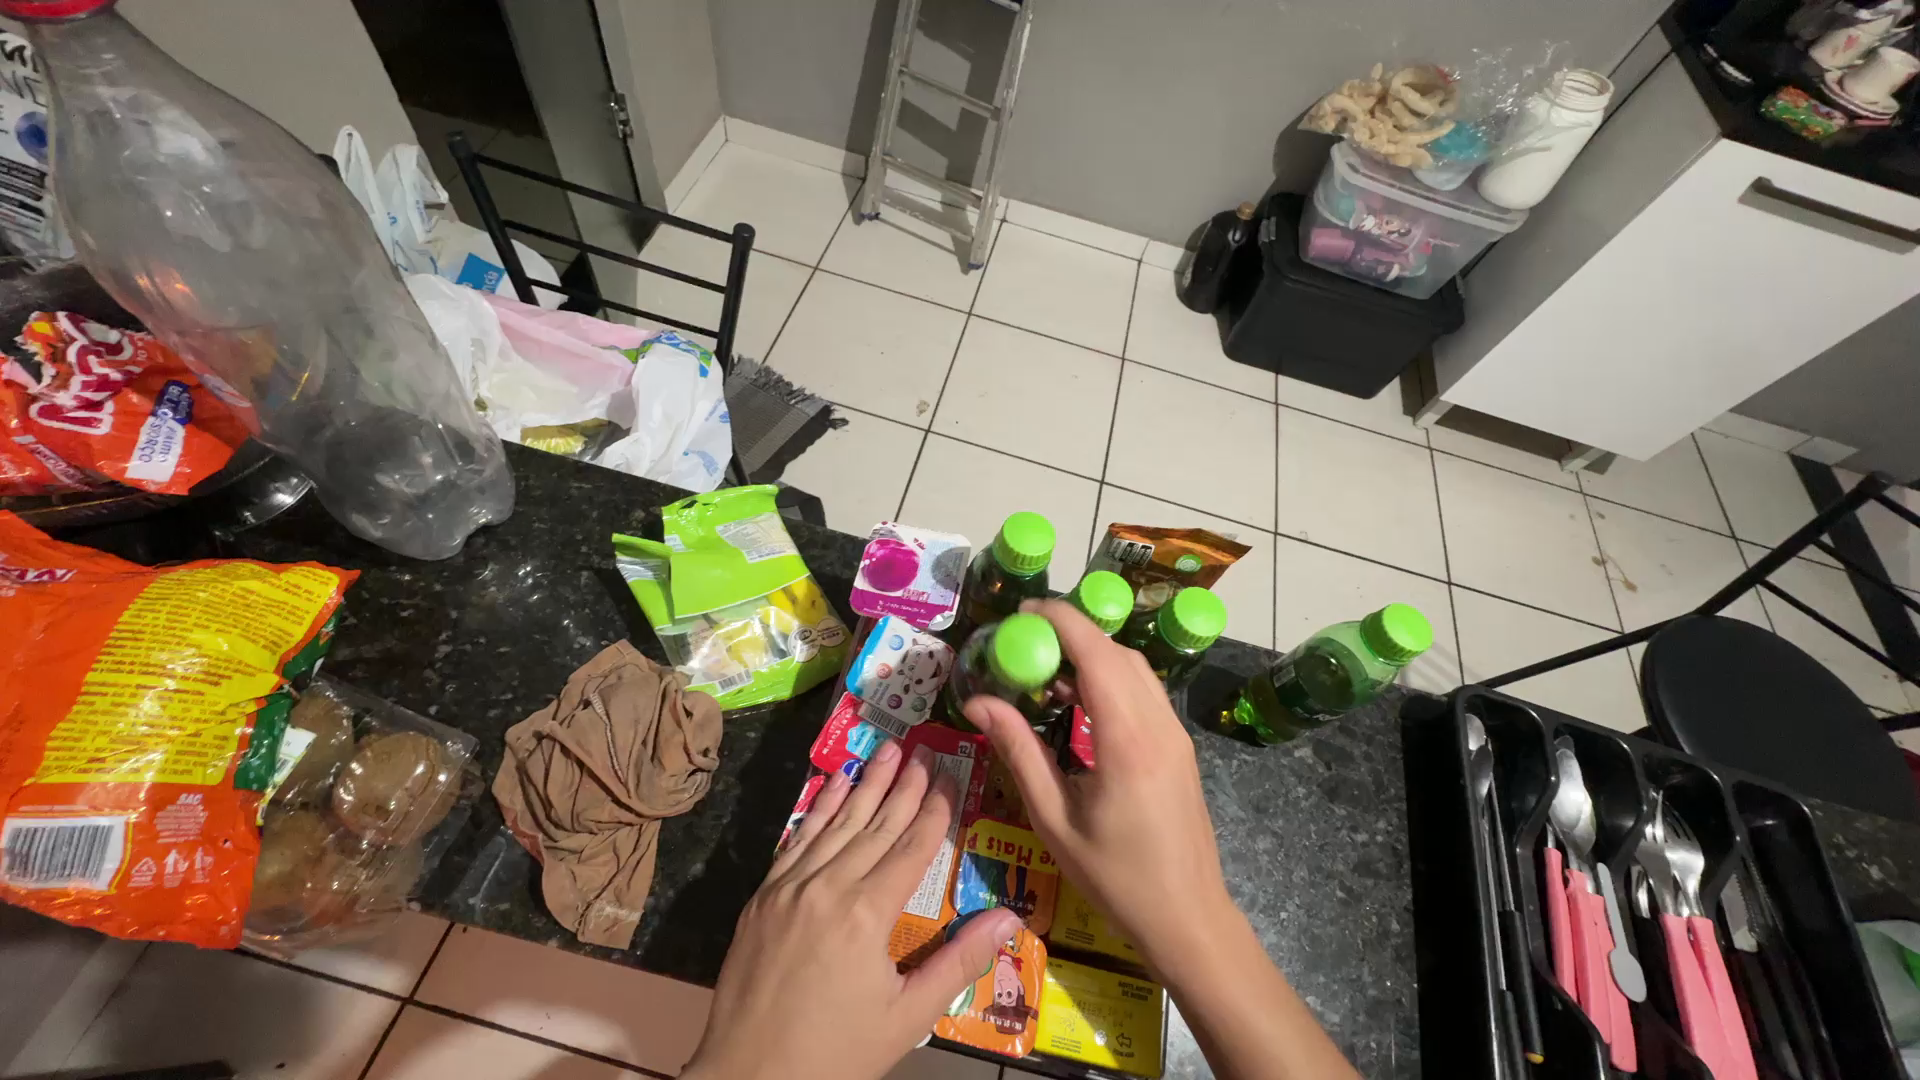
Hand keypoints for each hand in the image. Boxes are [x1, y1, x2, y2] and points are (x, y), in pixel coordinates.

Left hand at [681, 738, 1022, 1079]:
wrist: (747, 1078)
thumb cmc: (836, 1053)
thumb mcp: (907, 1017)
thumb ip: (958, 963)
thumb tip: (1010, 918)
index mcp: (867, 913)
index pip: (912, 847)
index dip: (935, 809)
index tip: (949, 775)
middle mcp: (829, 886)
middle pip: (877, 825)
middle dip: (905, 786)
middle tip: (924, 750)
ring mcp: (791, 885)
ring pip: (838, 822)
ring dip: (866, 784)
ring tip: (887, 749)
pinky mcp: (765, 894)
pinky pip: (798, 838)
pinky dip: (820, 808)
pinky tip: (835, 783)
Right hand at [961, 599, 1235, 977]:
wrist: (1188, 917)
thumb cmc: (1115, 876)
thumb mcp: (1053, 818)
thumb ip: (1018, 752)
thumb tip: (978, 703)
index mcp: (1127, 740)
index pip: (1096, 654)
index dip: (1060, 621)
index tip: (1023, 613)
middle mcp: (1158, 725)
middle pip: (1117, 653)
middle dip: (1072, 633)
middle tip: (1025, 640)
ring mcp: (1175, 733)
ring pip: (1135, 668)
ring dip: (1094, 654)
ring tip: (1047, 669)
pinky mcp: (1179, 745)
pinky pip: (1144, 691)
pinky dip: (1111, 678)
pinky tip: (1081, 702)